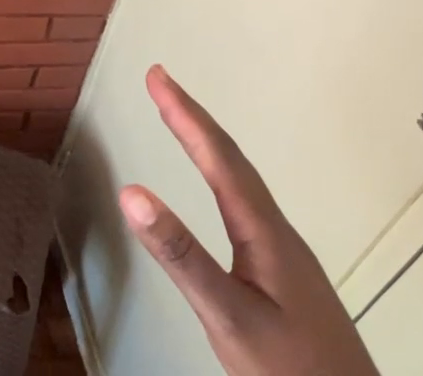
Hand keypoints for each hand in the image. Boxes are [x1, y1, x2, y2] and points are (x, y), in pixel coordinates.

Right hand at [122, 66, 379, 375]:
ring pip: (244, 182)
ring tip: (182, 121)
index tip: (157, 75)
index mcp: (266, 234)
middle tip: (161, 83)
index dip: (185, 115)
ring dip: (208, 144)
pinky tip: (220, 189)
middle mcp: (279, 234)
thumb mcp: (228, 316)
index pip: (220, 159)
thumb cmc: (290, 369)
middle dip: (194, 118)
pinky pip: (246, 203)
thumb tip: (131, 192)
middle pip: (234, 162)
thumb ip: (180, 256)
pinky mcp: (286, 275)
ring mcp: (286, 255)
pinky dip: (221, 175)